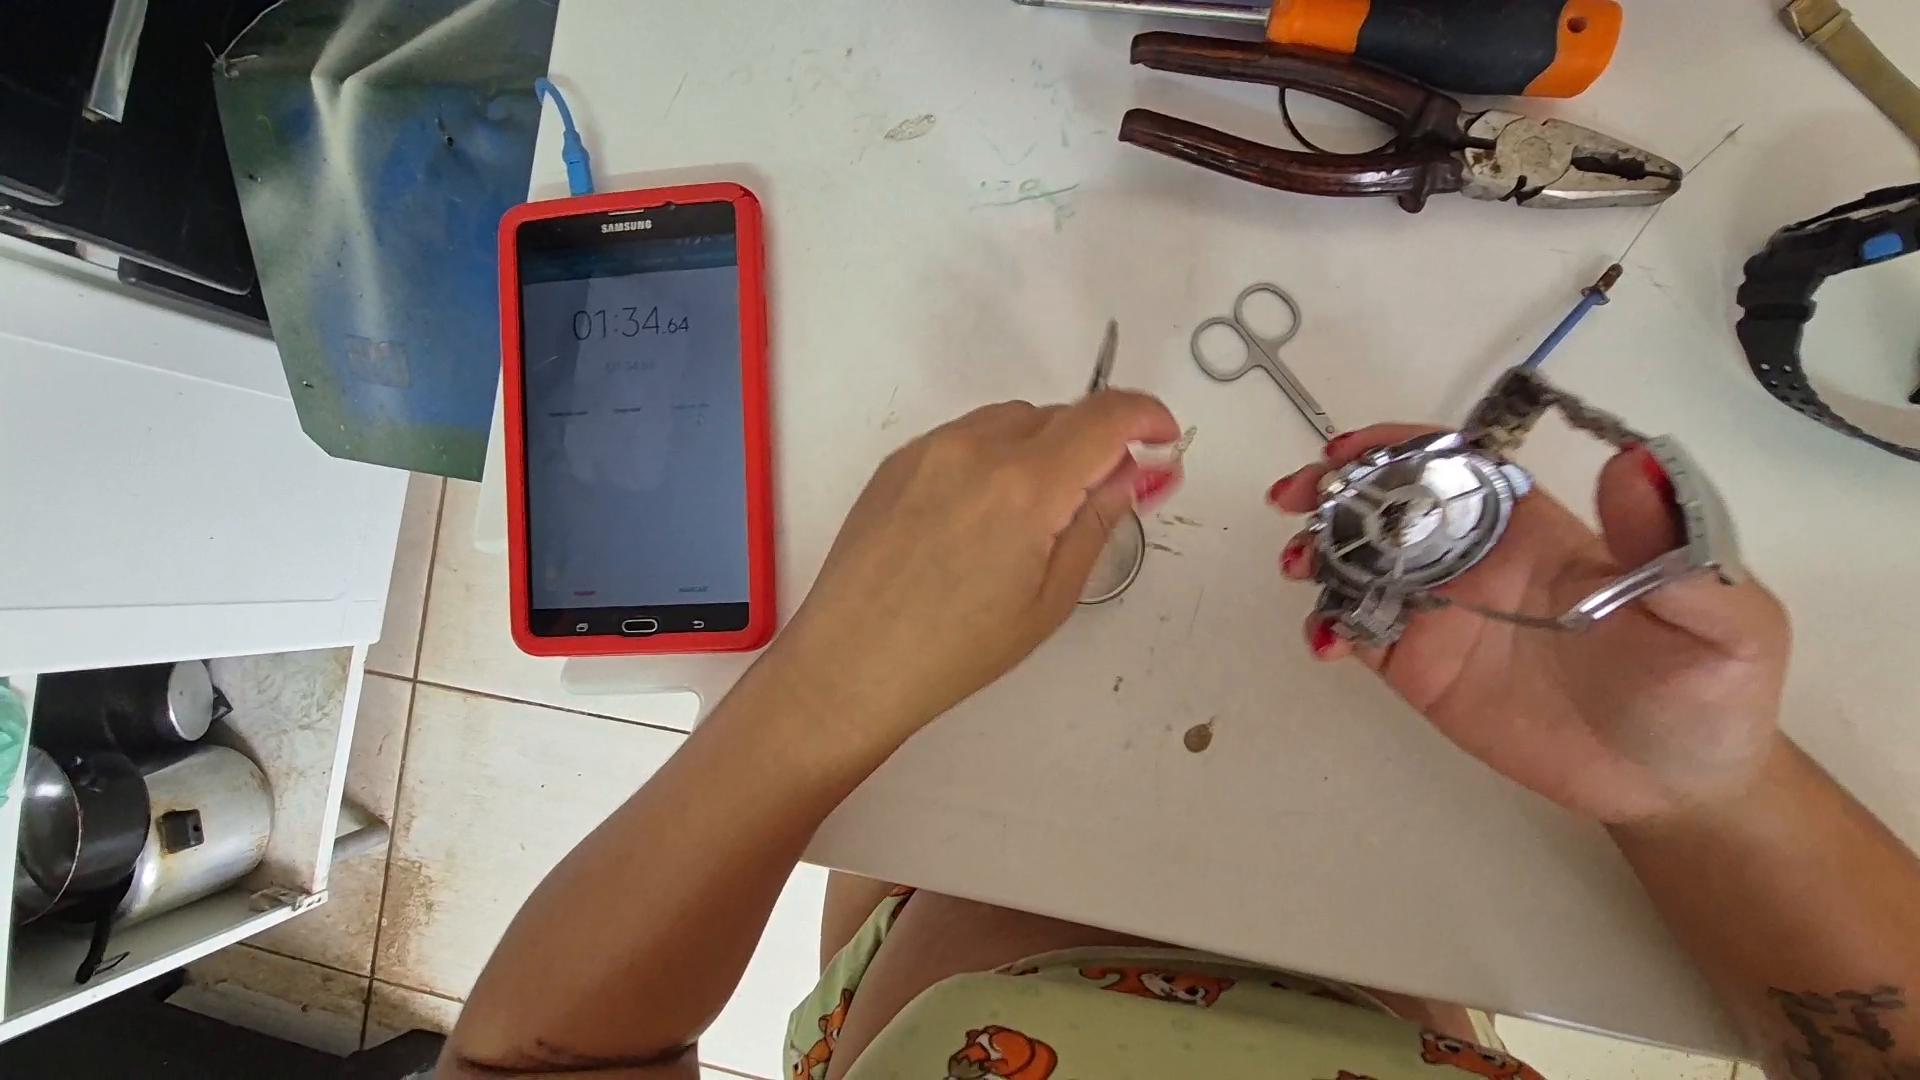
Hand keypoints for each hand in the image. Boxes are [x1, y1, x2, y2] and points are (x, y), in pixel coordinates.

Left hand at [766, 393, 1183, 747]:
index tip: (1164, 439)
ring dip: (1043, 447)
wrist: (851, 662)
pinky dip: (995, 455)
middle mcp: (975, 447)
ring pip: (1012, 421)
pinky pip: (966, 436)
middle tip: (1101, 496)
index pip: (1106, 417)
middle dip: (1095, 444)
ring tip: (1034, 513)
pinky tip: (982, 513)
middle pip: (1059, 415)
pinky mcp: (898, 460)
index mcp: (1024, 484)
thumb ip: (1098, 521)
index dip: (1148, 417)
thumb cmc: (957, 649)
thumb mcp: (1050, 598)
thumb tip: (1140, 471)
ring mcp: (929, 448)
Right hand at [1269, 425, 1790, 824]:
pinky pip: (1355, 634)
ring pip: (1354, 566)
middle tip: (1292, 499)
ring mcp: (1434, 615)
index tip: (1348, 451)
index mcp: (1528, 531)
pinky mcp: (1414, 667)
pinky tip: (1324, 640)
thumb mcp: (1723, 620)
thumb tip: (1632, 458)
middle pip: (1384, 510)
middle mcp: (1467, 563)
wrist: (1670, 784)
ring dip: (1315, 555)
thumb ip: (1673, 547)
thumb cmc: (1705, 693)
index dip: (1398, 449)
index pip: (1454, 468)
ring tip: (1296, 568)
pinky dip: (1326, 628)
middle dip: (1330, 495)